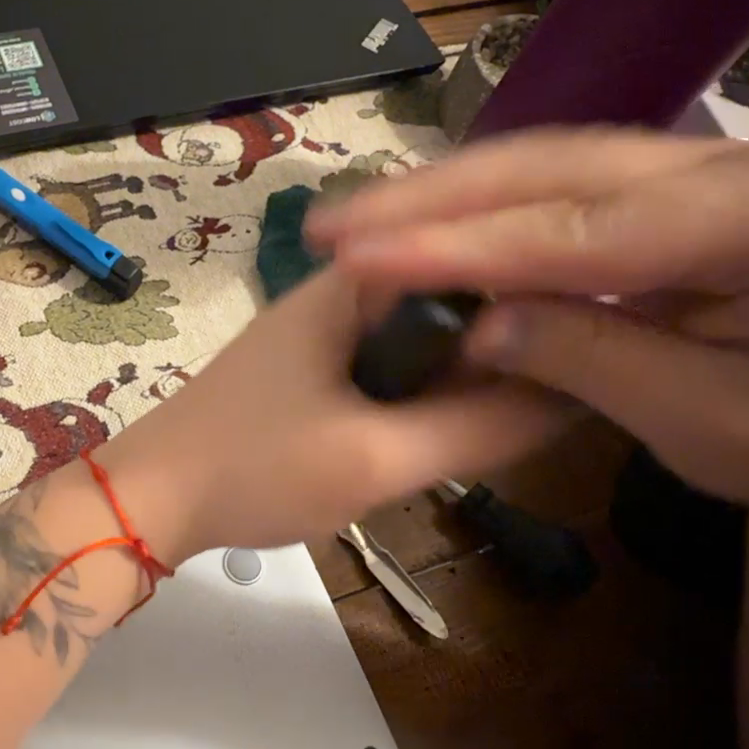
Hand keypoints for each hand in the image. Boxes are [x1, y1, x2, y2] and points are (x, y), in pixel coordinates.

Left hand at [95, 265, 571, 565]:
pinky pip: (389, 363)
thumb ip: (480, 427)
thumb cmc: (255, 469)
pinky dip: (425, 387)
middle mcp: (339, 290)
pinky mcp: (308, 369)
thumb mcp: (376, 456)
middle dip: (509, 331)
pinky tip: (452, 424)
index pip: (474, 249)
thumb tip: (579, 393)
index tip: (598, 328)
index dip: (541, 284)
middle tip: (570, 378)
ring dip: (467, 366)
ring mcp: (319, 330)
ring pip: (422, 333)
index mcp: (355, 283)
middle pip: (452, 290)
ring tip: (526, 405)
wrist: (151, 499)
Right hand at [307, 131, 748, 510]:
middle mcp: (730, 166)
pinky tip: (420, 231)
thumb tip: (477, 324)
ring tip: (353, 225)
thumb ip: (596, 364)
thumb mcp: (717, 426)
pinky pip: (557, 195)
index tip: (362, 262)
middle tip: (330, 229)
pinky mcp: (667, 201)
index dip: (463, 248)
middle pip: (552, 169)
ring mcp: (698, 174)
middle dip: (431, 201)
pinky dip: (479, 214)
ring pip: (544, 168)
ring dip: (441, 198)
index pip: (582, 228)